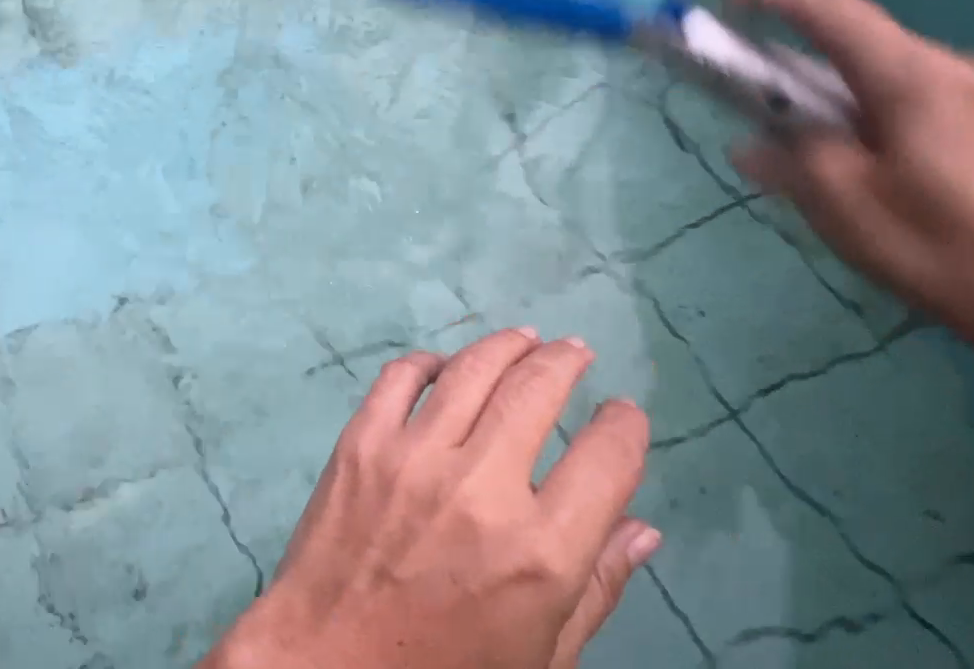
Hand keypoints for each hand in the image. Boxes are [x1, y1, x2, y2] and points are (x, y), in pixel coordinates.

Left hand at [203, 330, 655, 668]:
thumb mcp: (541, 652)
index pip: (606, 459)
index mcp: (539, 552)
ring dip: (505, 345)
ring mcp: (413, 457)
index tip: (623, 413)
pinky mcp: (361, 442)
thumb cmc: (445, 666)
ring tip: (523, 338)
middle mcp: (480, 489)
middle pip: (535, 391)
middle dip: (565, 362)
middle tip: (573, 351)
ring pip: (471, 370)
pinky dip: (429, 362)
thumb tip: (644, 528)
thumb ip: (597, 586)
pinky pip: (400, 377)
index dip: (624, 426)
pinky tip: (445, 367)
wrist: (329, 660)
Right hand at [725, 0, 973, 456]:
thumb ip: (790, 159)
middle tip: (806, 133)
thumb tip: (754, 141)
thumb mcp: (841, 208)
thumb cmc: (946, 254)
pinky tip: (953, 189)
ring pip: (934, 87)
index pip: (833, 11)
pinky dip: (943, 132)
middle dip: (833, 81)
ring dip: (891, 112)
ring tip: (889, 177)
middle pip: (883, 56)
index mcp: (918, 82)